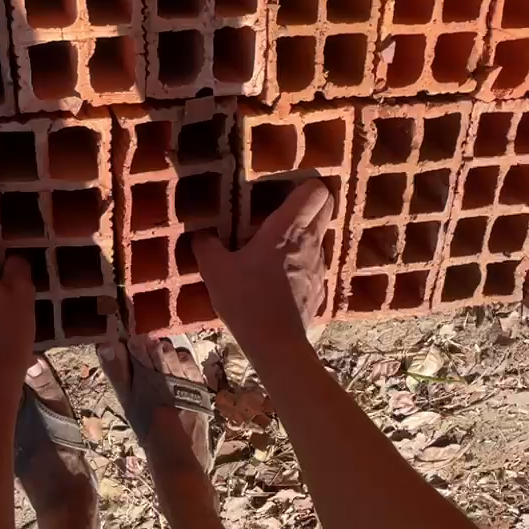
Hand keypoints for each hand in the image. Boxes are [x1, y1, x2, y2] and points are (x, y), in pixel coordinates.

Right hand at [193, 180, 332, 350]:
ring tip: (279, 246)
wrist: (275, 344)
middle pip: (326, 206)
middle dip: (311, 202)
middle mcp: (310, 241)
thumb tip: (201, 235)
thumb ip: (206, 246)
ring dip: (306, 234)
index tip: (287, 190)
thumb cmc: (246, 300)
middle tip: (284, 210)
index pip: (315, 191)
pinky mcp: (321, 288)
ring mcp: (320, 266)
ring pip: (321, 236)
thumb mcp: (215, 271)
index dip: (306, 184)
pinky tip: (283, 277)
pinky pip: (316, 264)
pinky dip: (304, 262)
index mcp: (287, 229)